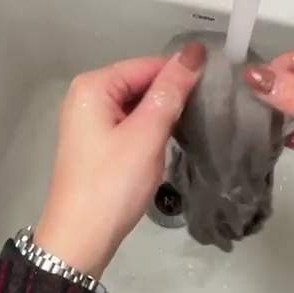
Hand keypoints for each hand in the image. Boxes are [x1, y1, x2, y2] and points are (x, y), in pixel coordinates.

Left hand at [34, 43, 205, 278]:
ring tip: (190, 130)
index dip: (180, 76)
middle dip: (169, 97)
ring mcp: (87, 119)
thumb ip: (170, 92)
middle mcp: (86, 95)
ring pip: (136, 104)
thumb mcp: (147, 135)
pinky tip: (164, 145)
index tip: (214, 92)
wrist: (79, 239)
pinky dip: (147, 130)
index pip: (147, 65)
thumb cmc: (112, 183)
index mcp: (93, 85)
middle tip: (204, 116)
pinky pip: (127, 122)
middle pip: (140, 82)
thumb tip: (193, 53)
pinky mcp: (93, 141)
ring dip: (160, 116)